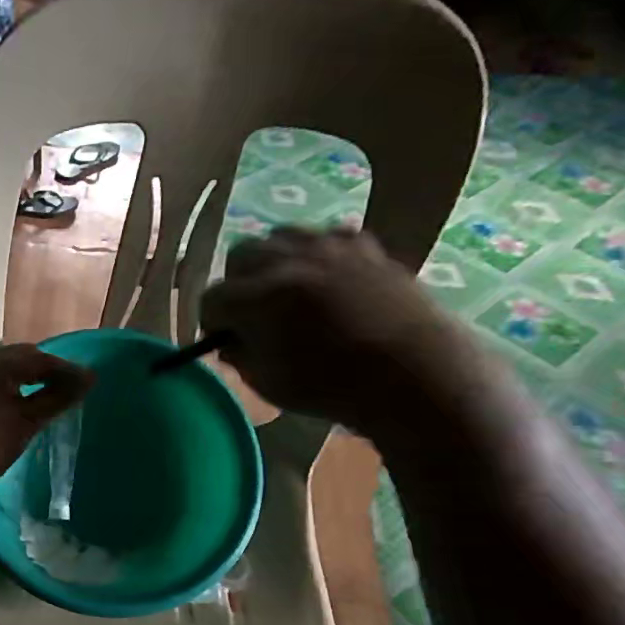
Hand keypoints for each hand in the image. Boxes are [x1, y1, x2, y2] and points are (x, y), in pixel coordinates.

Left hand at [0, 344, 92, 496]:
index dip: (67, 370)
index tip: (90, 383)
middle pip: (21, 356)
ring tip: (51, 393)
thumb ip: (57, 398)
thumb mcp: (28, 422)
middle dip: (48, 368)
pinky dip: (13, 383)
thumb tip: (89, 379)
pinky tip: (23, 400)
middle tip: (71, 386)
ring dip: (30, 375)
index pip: (39, 358)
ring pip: (6, 366)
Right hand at [199, 228, 486, 433]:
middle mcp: (289, 260)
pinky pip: (324, 238)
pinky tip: (325, 283)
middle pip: (240, 255)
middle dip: (237, 283)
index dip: (212, 322)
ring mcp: (330, 246)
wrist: (413, 373)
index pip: (211, 298)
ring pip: (279, 237)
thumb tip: (230, 339)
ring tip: (286, 292)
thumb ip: (238, 354)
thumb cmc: (330, 386)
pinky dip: (315, 257)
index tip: (224, 340)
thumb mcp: (266, 381)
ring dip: (273, 263)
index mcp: (259, 296)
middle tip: (251, 313)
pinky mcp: (364, 246)